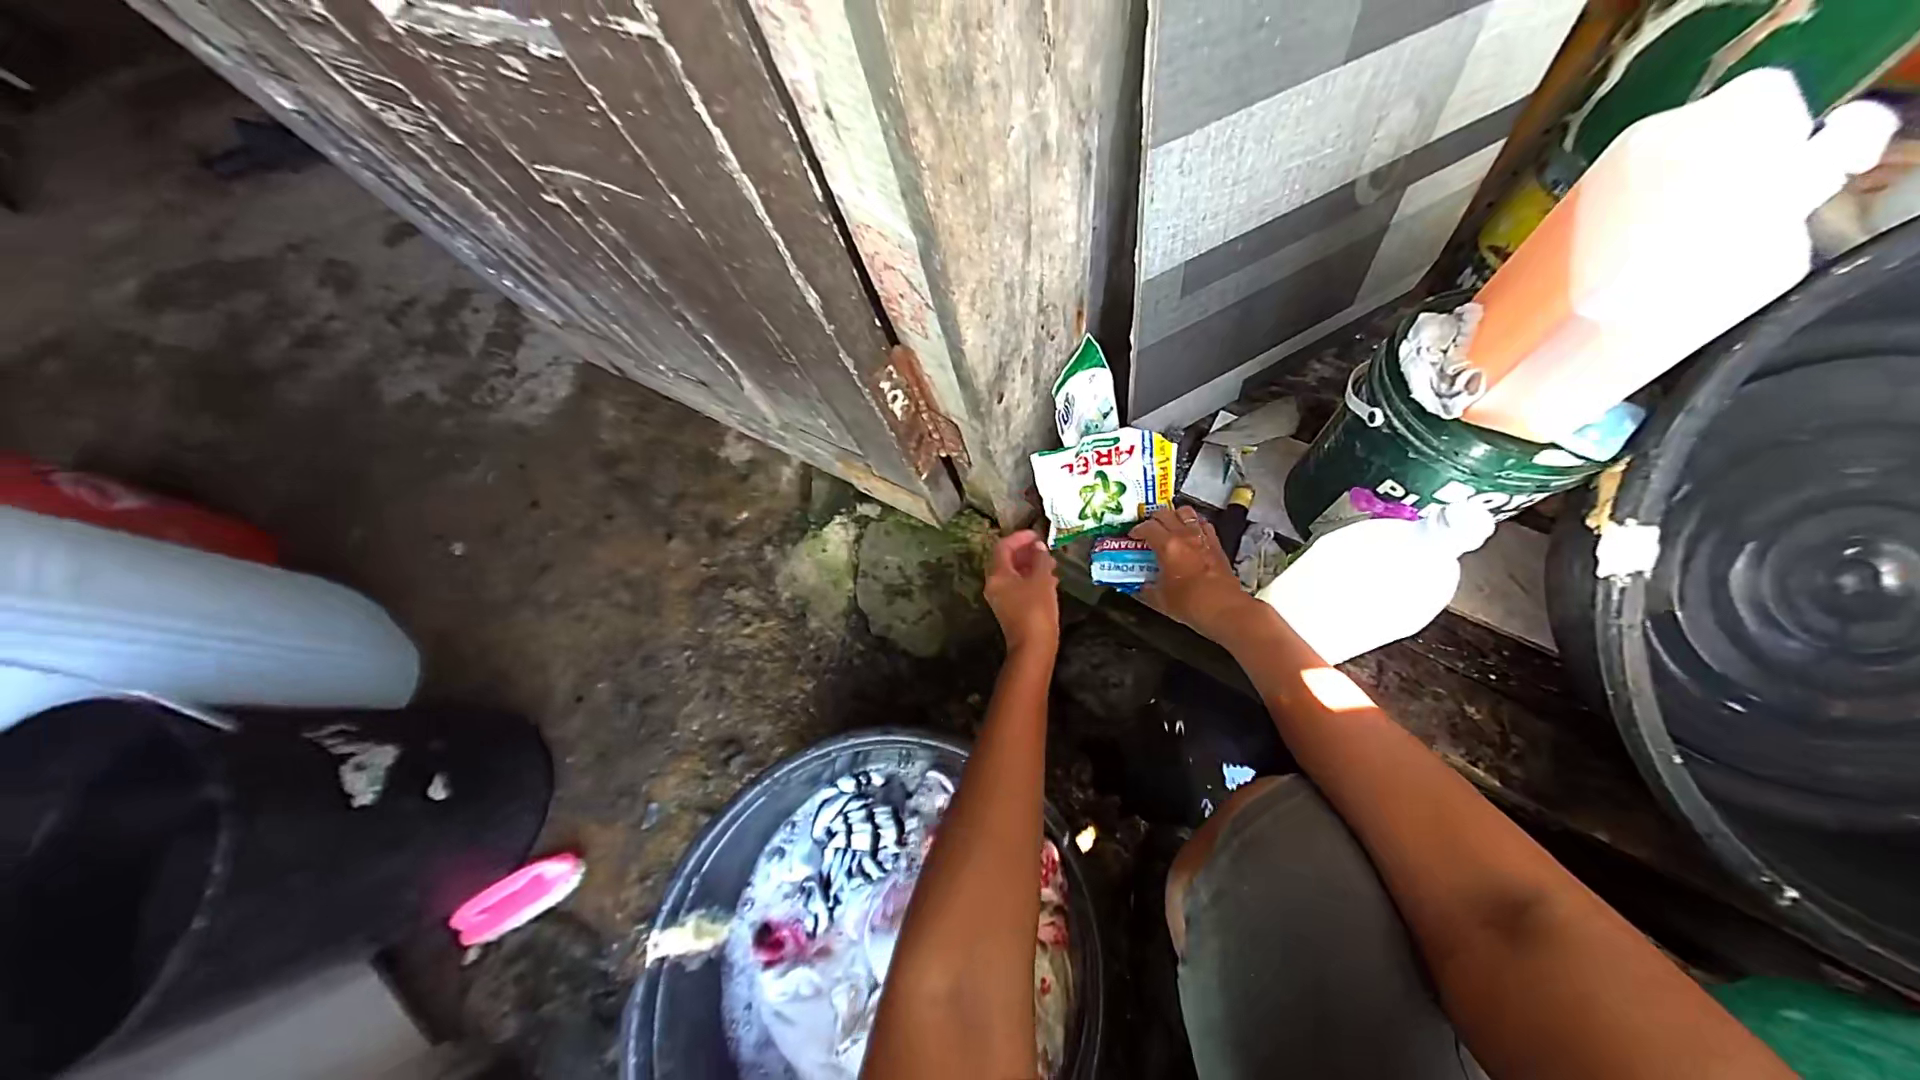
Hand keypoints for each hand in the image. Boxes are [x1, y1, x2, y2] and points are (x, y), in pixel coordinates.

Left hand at [984, 529, 1059, 656]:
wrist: (1033, 647)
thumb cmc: (1036, 610)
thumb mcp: (1041, 580)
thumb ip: (1040, 559)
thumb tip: (1038, 546)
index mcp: (997, 575)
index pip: (1003, 547)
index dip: (1019, 537)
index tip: (1037, 534)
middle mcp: (994, 585)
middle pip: (1007, 560)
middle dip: (1025, 552)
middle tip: (1044, 548)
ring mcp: (1001, 598)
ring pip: (1014, 574)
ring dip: (1030, 565)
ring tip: (1051, 563)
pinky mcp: (1010, 610)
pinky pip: (1018, 587)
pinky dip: (1031, 579)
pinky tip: (1049, 580)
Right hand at [1131, 506, 1260, 642]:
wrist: (1222, 608)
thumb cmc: (1189, 603)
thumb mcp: (1159, 598)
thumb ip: (1147, 589)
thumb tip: (1142, 587)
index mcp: (1167, 546)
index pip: (1147, 527)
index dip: (1137, 530)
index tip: (1133, 536)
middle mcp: (1184, 536)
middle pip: (1165, 513)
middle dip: (1153, 519)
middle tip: (1149, 529)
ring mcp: (1202, 538)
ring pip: (1186, 512)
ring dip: (1175, 515)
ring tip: (1170, 525)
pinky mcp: (1216, 544)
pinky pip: (1204, 524)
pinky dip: (1194, 524)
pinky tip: (1191, 533)